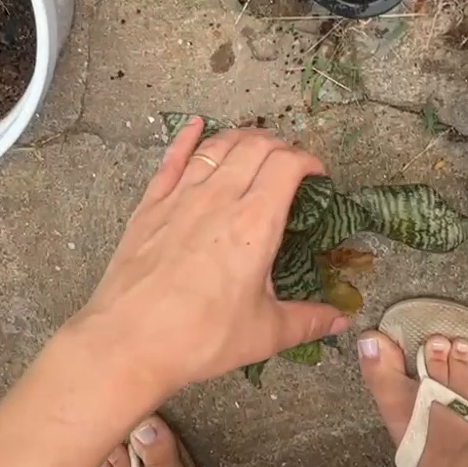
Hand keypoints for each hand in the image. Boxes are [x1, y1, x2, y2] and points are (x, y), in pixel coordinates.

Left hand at [66, 119, 349, 395]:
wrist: (128, 341)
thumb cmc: (200, 337)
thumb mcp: (264, 333)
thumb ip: (307, 321)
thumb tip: (339, 321)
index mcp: (255, 222)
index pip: (287, 165)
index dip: (308, 160)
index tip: (317, 173)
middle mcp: (219, 197)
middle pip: (255, 146)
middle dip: (279, 145)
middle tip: (289, 162)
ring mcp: (181, 197)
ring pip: (217, 146)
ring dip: (241, 138)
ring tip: (254, 145)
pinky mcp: (150, 205)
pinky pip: (171, 159)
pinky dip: (187, 137)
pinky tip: (195, 125)